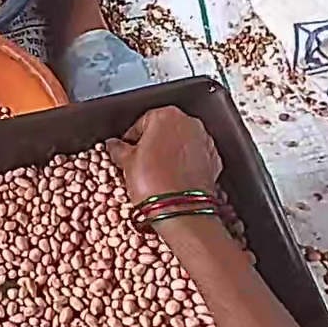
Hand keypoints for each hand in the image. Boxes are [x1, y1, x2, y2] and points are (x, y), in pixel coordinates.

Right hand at [106, 106, 221, 203]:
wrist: (180, 209)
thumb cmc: (154, 183)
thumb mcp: (126, 163)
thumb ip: (118, 149)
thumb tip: (114, 146)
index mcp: (165, 116)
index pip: (141, 122)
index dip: (131, 138)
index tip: (126, 151)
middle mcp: (189, 123)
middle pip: (164, 129)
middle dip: (152, 145)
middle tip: (140, 163)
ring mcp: (204, 141)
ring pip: (181, 143)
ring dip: (169, 154)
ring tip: (156, 173)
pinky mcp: (213, 160)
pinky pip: (194, 157)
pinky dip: (184, 165)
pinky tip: (172, 178)